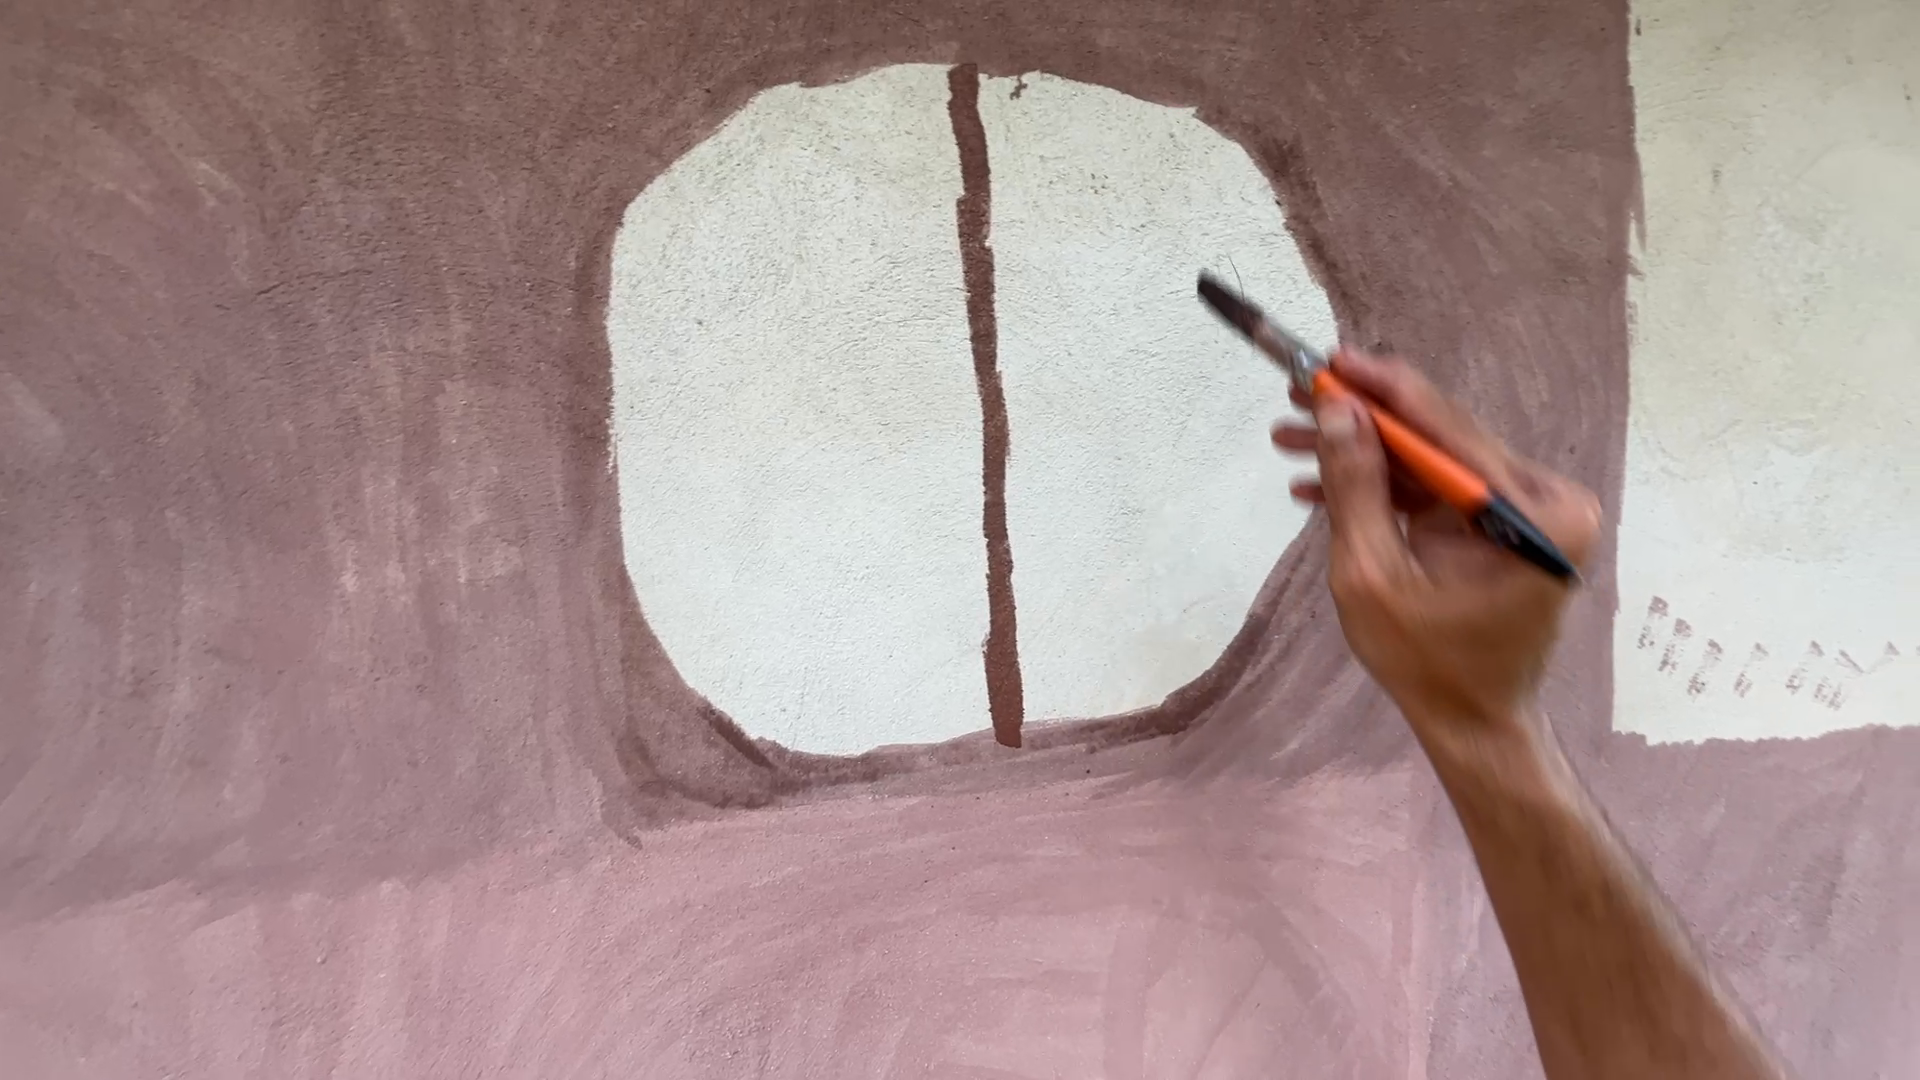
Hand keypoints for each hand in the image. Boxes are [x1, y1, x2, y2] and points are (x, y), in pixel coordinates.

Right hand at [1272, 349, 1600, 738]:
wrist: (1469, 718)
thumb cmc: (1423, 659)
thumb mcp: (1370, 572)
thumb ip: (1355, 487)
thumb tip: (1335, 410)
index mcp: (1533, 511)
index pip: (1444, 428)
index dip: (1379, 390)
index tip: (1326, 360)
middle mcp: (1542, 497)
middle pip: (1434, 437)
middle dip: (1358, 420)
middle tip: (1293, 397)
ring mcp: (1519, 511)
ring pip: (1424, 460)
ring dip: (1357, 452)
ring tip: (1288, 441)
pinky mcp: (1493, 525)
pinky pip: (1427, 490)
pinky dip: (1376, 488)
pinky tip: (1317, 486)